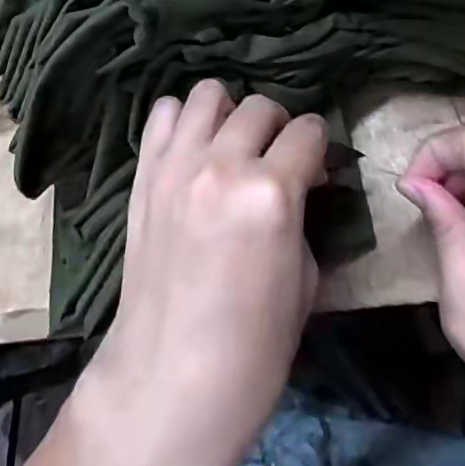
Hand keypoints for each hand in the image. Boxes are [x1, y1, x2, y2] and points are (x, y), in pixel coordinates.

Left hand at [28, 79, 328, 465]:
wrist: (172, 372)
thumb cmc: (254, 344)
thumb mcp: (304, 277)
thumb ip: (300, 212)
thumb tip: (300, 179)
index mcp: (271, 193)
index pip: (308, 132)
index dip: (319, 146)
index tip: (317, 162)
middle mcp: (221, 164)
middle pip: (260, 106)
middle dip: (279, 127)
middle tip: (278, 157)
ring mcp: (176, 163)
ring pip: (209, 94)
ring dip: (230, 113)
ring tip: (233, 144)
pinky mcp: (145, 171)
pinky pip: (164, 113)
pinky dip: (184, 120)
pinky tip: (193, 148)